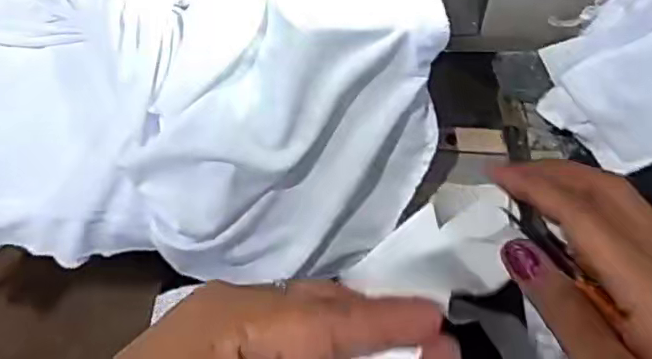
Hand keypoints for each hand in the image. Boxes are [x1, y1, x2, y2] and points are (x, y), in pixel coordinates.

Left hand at [117, 281, 457, 358]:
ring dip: (343, 320)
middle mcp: (229, 300)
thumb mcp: (259, 351)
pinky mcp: (213, 323)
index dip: (383, 319)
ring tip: (394, 334)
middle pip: (313, 302)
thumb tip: (351, 341)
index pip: (324, 318)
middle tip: (431, 330)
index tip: (438, 319)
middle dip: (372, 316)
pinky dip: (311, 329)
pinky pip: (274, 316)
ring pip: (295, 305)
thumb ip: (314, 345)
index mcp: (239, 316)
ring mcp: (217, 308)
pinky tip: (332, 341)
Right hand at [492, 161, 651, 358]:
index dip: (534, 184)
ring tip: (534, 197)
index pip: (585, 212)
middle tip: (509, 174)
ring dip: (579, 190)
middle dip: (556, 172)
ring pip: (635, 209)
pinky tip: (579, 240)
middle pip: (616, 194)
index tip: (492, 172)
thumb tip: (518, 250)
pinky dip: (603, 216)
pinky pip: (649, 235)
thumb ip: (566, 313)